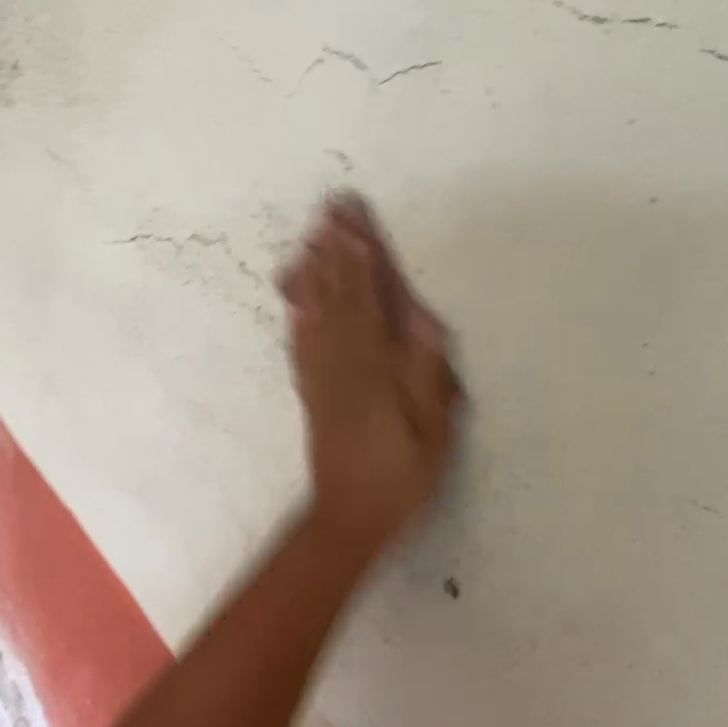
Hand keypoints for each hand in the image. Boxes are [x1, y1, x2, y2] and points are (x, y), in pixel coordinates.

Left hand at [280, 193, 462, 558]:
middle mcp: (343, 365)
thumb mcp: (432, 431)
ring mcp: (322, 378)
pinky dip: (298, 313)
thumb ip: (425, 373)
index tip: (355, 222)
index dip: (363, 260)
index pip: (370, 302)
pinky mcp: (311, 393)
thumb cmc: (401, 476)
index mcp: (376, 370)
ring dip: (313, 274)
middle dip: (334, 252)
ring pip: (316, 315)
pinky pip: (301, 344)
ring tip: (310, 238)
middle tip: (328, 210)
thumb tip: (421, 318)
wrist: (350, 516)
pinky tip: (295, 295)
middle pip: (338, 298)